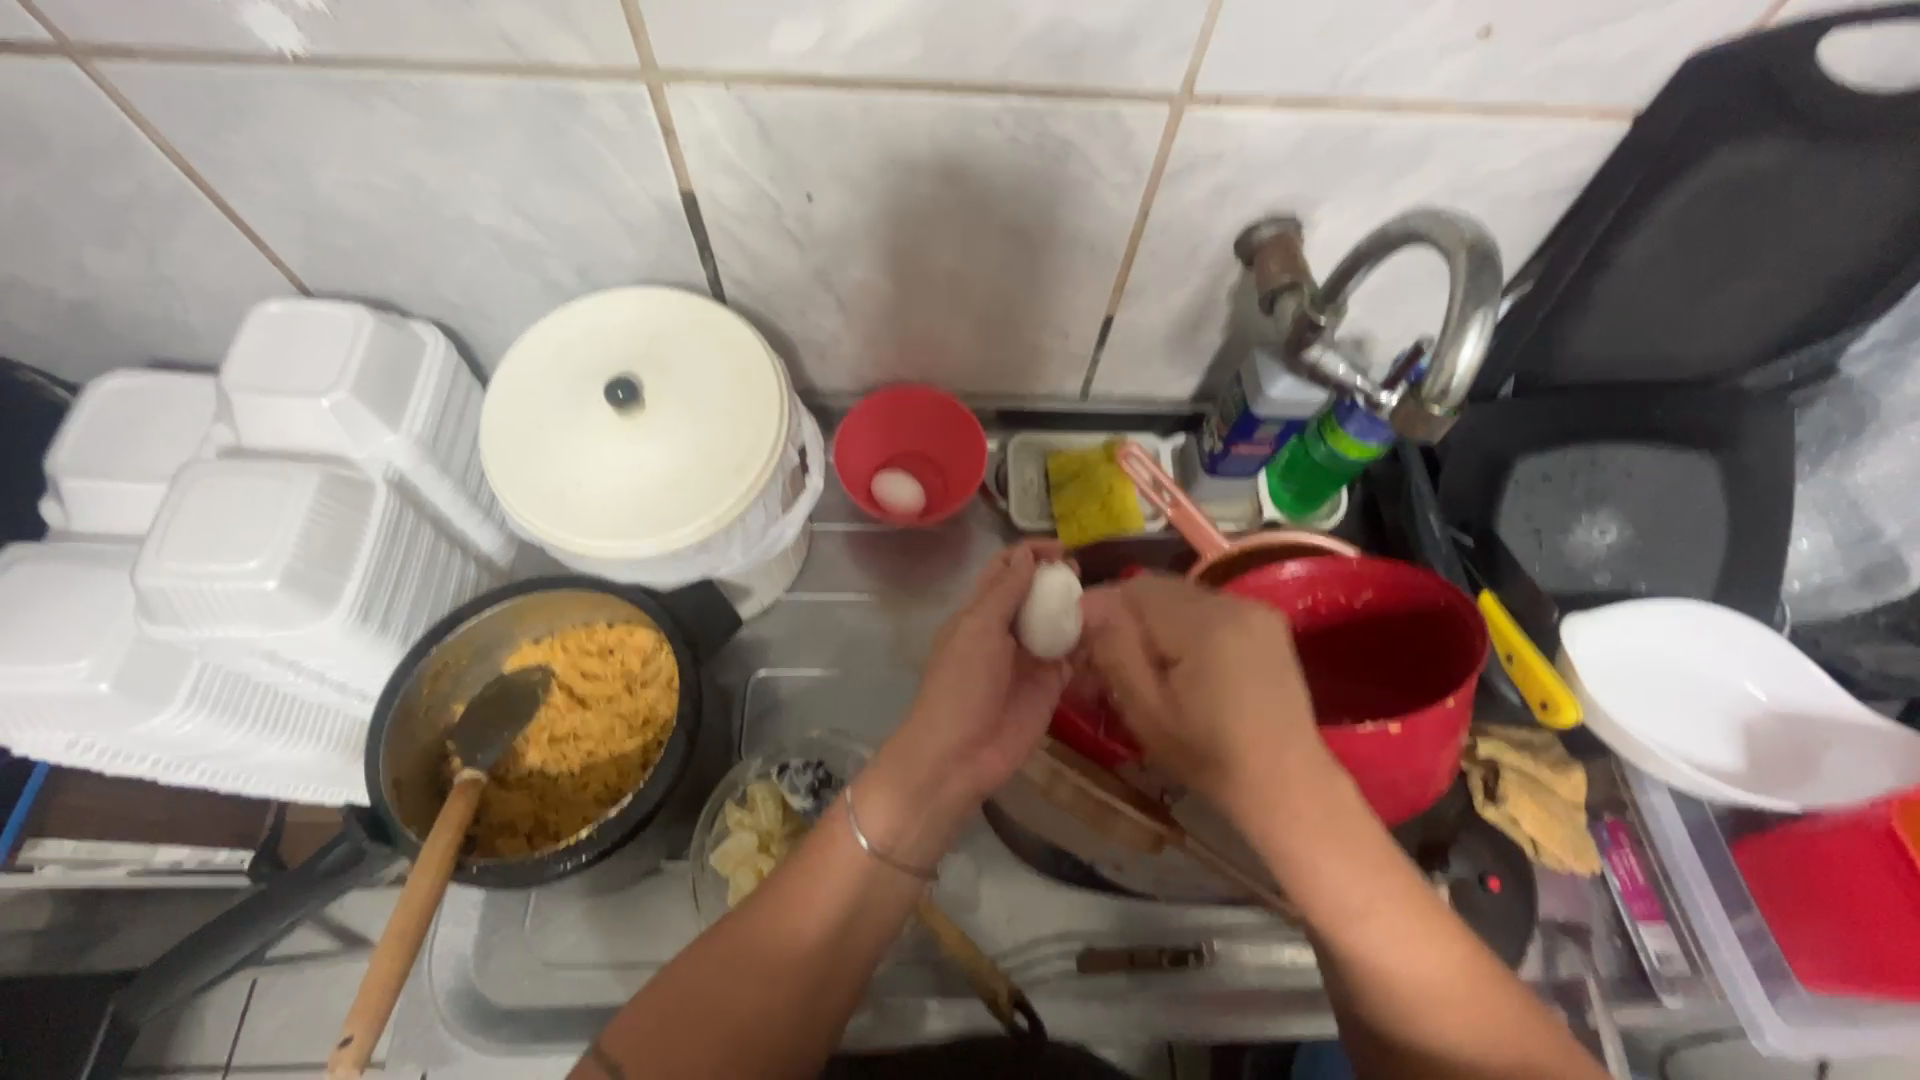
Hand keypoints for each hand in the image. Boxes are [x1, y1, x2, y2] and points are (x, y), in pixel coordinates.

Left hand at [859, 543, 1071, 863]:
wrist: (959, 754)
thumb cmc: (961, 685)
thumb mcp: (978, 629)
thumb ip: (1005, 591)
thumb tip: (1027, 555)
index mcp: (979, 611)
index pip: (1006, 570)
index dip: (1030, 554)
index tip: (1060, 548)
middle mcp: (1006, 629)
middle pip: (1035, 593)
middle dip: (1057, 579)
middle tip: (1081, 574)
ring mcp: (1030, 658)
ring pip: (1057, 622)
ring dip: (1076, 608)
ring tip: (1102, 598)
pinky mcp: (1051, 685)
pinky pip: (1074, 657)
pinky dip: (1090, 643)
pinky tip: (1110, 630)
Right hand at [1079, 573, 1331, 813]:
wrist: (1286, 782)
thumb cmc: (1210, 756)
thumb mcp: (1147, 712)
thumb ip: (1115, 651)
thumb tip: (1090, 606)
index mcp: (1204, 625)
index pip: (1134, 588)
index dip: (1102, 609)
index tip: (1085, 645)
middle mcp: (1232, 603)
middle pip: (1158, 589)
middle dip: (1128, 618)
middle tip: (1110, 661)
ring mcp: (1254, 609)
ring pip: (1181, 597)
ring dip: (1155, 623)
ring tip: (1147, 667)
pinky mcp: (1266, 622)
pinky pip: (1207, 609)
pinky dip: (1184, 627)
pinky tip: (1183, 665)